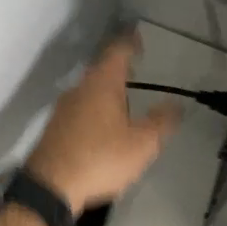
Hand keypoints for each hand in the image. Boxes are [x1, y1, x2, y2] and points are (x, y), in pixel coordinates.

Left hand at [26, 33, 181, 213]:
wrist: (50, 186)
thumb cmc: (100, 158)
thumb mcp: (141, 144)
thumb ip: (161, 122)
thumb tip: (175, 105)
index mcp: (102, 84)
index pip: (117, 51)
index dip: (130, 42)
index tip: (139, 40)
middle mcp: (80, 88)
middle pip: (100, 69)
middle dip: (118, 67)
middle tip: (135, 69)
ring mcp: (63, 108)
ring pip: (88, 89)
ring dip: (105, 90)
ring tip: (123, 99)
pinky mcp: (55, 127)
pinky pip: (80, 108)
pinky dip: (94, 108)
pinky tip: (102, 125)